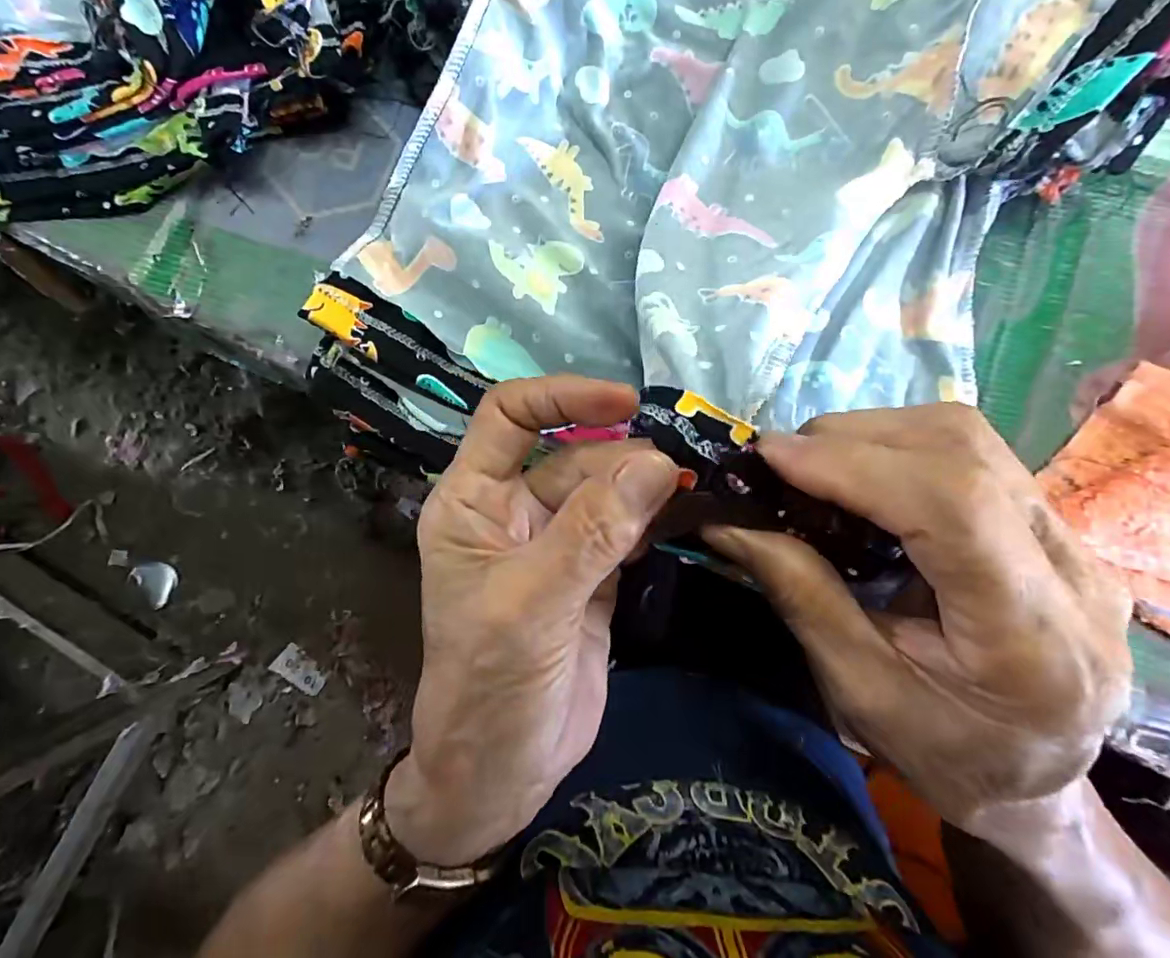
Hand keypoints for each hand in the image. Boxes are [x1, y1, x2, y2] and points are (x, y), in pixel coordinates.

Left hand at [388, 376, 679, 865]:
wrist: (498, 773)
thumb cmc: (488, 685)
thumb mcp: (531, 604)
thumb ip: (589, 533)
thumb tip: (653, 460)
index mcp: (472, 502)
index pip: (508, 417)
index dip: (561, 397)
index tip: (624, 400)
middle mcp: (510, 513)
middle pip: (572, 456)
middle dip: (623, 457)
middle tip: (683, 470)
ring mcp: (552, 545)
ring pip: (604, 491)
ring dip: (646, 485)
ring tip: (696, 486)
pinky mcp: (588, 577)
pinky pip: (624, 530)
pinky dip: (654, 520)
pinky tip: (688, 516)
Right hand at [701, 404, 1132, 839]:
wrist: (1033, 781)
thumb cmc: (941, 752)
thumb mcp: (857, 687)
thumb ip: (799, 593)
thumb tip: (726, 521)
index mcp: (1033, 636)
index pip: (954, 505)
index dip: (855, 465)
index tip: (770, 457)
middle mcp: (1072, 569)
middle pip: (961, 452)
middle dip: (850, 440)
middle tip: (776, 464)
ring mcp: (1071, 538)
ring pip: (965, 437)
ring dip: (870, 435)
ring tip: (810, 466)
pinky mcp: (1049, 522)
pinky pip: (968, 451)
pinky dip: (893, 445)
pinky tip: (856, 475)